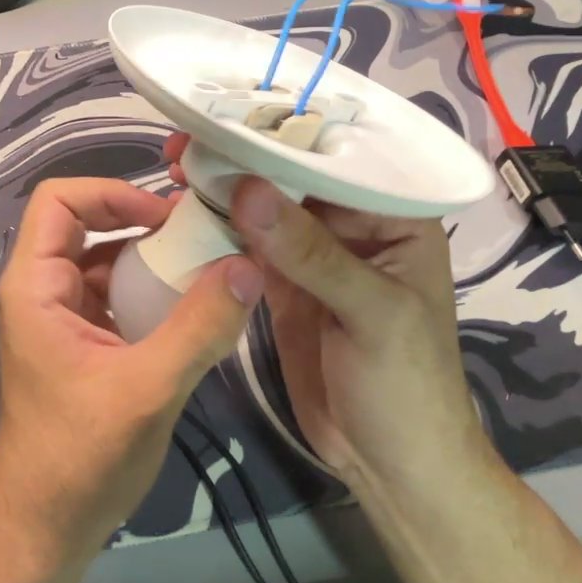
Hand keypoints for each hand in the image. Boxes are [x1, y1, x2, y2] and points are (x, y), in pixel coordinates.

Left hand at [0, 177, 263, 582]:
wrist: (46, 528)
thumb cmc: (82, 457)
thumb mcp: (148, 389)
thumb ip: (198, 326)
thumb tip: (248, 264)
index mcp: (35, 285)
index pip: (58, 201)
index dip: (110, 193)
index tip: (166, 216)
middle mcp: (42, 291)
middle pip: (84, 226)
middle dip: (139, 222)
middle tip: (200, 233)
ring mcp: (60, 318)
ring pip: (103, 262)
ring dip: (150, 260)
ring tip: (208, 264)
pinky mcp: (80, 344)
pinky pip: (114, 297)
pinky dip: (150, 293)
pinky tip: (193, 308)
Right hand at [166, 134, 581, 582]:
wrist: (390, 465)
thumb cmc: (406, 387)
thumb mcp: (372, 315)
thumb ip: (310, 253)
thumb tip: (244, 189)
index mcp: (391, 218)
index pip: (335, 161)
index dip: (283, 135)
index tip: (227, 116)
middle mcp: (349, 224)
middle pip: (289, 175)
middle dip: (240, 155)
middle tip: (185, 141)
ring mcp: (309, 252)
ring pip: (260, 204)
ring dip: (219, 185)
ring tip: (175, 165)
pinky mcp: (278, 279)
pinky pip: (242, 240)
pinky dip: (212, 224)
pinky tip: (180, 207)